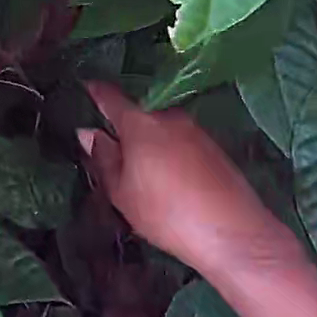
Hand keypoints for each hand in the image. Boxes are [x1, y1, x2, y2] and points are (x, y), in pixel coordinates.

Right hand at [77, 81, 302, 281]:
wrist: (232, 230)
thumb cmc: (166, 212)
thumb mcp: (122, 192)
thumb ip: (104, 158)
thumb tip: (87, 132)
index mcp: (140, 121)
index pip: (111, 97)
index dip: (95, 91)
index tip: (84, 86)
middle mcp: (168, 115)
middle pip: (138, 113)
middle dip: (124, 126)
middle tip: (112, 149)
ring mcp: (194, 128)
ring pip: (161, 127)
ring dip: (149, 141)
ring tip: (142, 171)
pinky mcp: (213, 144)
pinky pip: (180, 140)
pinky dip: (169, 151)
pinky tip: (169, 178)